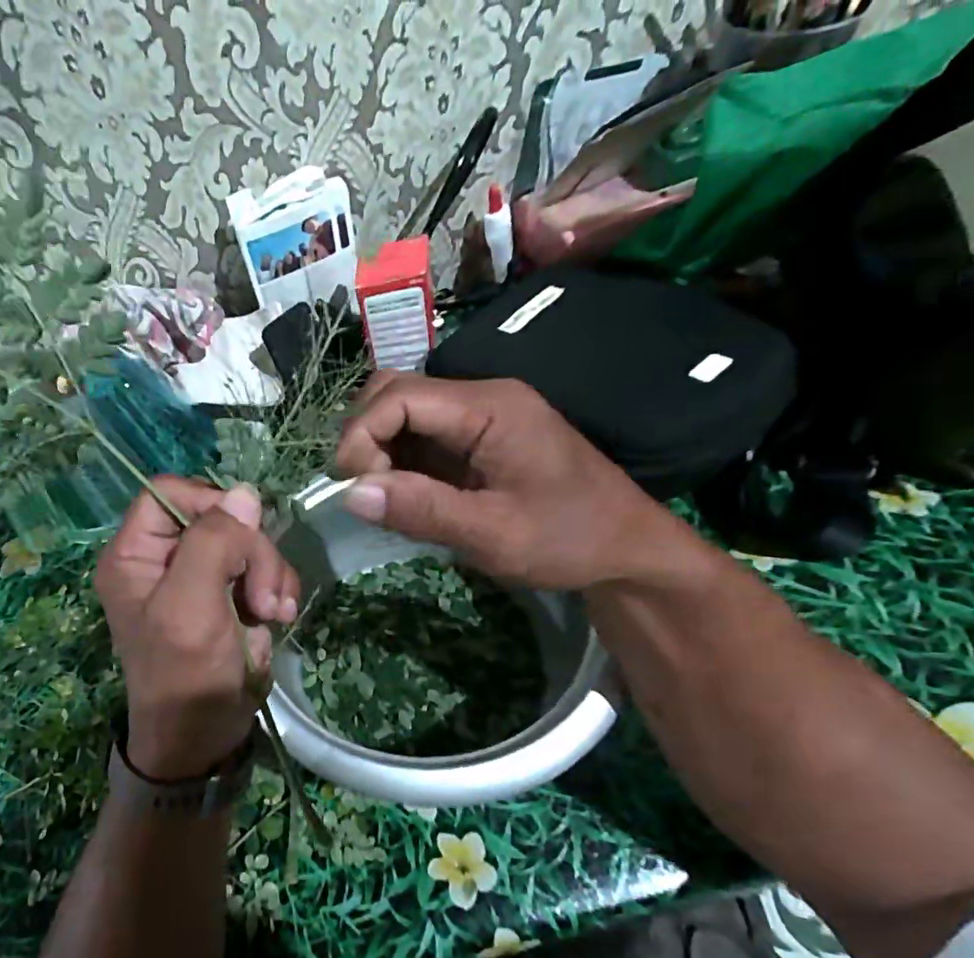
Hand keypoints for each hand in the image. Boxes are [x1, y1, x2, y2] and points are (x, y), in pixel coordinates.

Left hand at [94, 478, 300, 778]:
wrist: (204, 739)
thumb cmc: (184, 677)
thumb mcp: (190, 606)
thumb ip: (213, 543)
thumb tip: (244, 493)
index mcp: (135, 555)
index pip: (170, 493)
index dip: (210, 504)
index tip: (241, 537)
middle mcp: (165, 558)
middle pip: (220, 517)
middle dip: (252, 554)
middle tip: (264, 599)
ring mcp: (200, 577)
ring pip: (249, 542)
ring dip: (271, 573)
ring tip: (275, 614)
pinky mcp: (230, 595)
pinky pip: (263, 569)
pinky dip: (277, 589)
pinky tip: (279, 619)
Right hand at [334, 372, 691, 589]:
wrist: (625, 549)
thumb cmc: (568, 539)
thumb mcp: (493, 534)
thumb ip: (422, 510)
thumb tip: (350, 493)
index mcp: (491, 407)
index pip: (401, 396)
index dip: (361, 434)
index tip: (348, 485)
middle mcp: (483, 399)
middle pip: (397, 391)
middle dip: (365, 435)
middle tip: (364, 489)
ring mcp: (482, 418)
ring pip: (404, 412)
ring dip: (379, 449)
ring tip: (381, 496)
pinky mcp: (479, 440)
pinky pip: (423, 437)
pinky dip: (399, 462)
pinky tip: (402, 495)